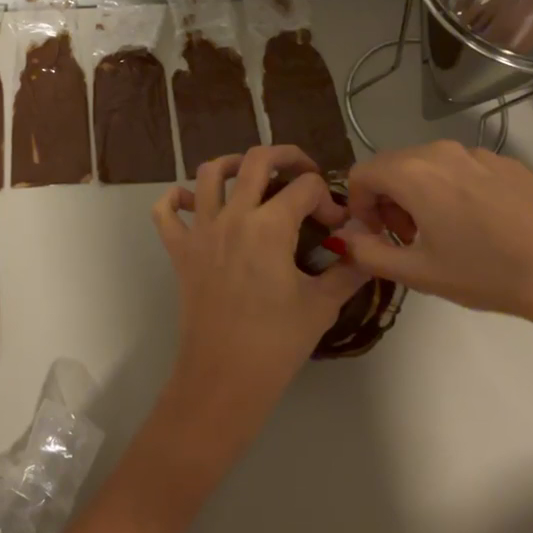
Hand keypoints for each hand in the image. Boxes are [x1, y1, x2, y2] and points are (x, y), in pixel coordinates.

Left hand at [151, 146, 368, 411]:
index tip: (336, 226)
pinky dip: (177, 197)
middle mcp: (232, 217)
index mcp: (270, 226)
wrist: (225, 375)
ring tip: (252, 176)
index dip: (327, 199)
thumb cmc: (277, 342)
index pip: (305, 187)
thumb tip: (367, 249)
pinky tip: (195, 202)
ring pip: (209, 173)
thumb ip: (348, 270)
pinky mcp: (178, 250)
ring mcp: (200, 231)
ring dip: (233, 165)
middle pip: (257, 160)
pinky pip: (166, 210)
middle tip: (303, 172)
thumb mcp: (322, 304)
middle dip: (287, 157)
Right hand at [342, 141, 532, 342]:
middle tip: (408, 241)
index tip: (376, 239)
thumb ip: (368, 254)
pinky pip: (463, 171)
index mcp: (412, 172)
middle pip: (393, 166)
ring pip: (429, 168)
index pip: (361, 174)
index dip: (358, 207)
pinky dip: (454, 193)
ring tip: (445, 238)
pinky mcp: (509, 164)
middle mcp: (442, 151)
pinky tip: (482, 230)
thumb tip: (346, 238)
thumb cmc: (487, 272)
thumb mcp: (418, 273)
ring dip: (420, 197)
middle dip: (388, 202)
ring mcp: (480, 154)